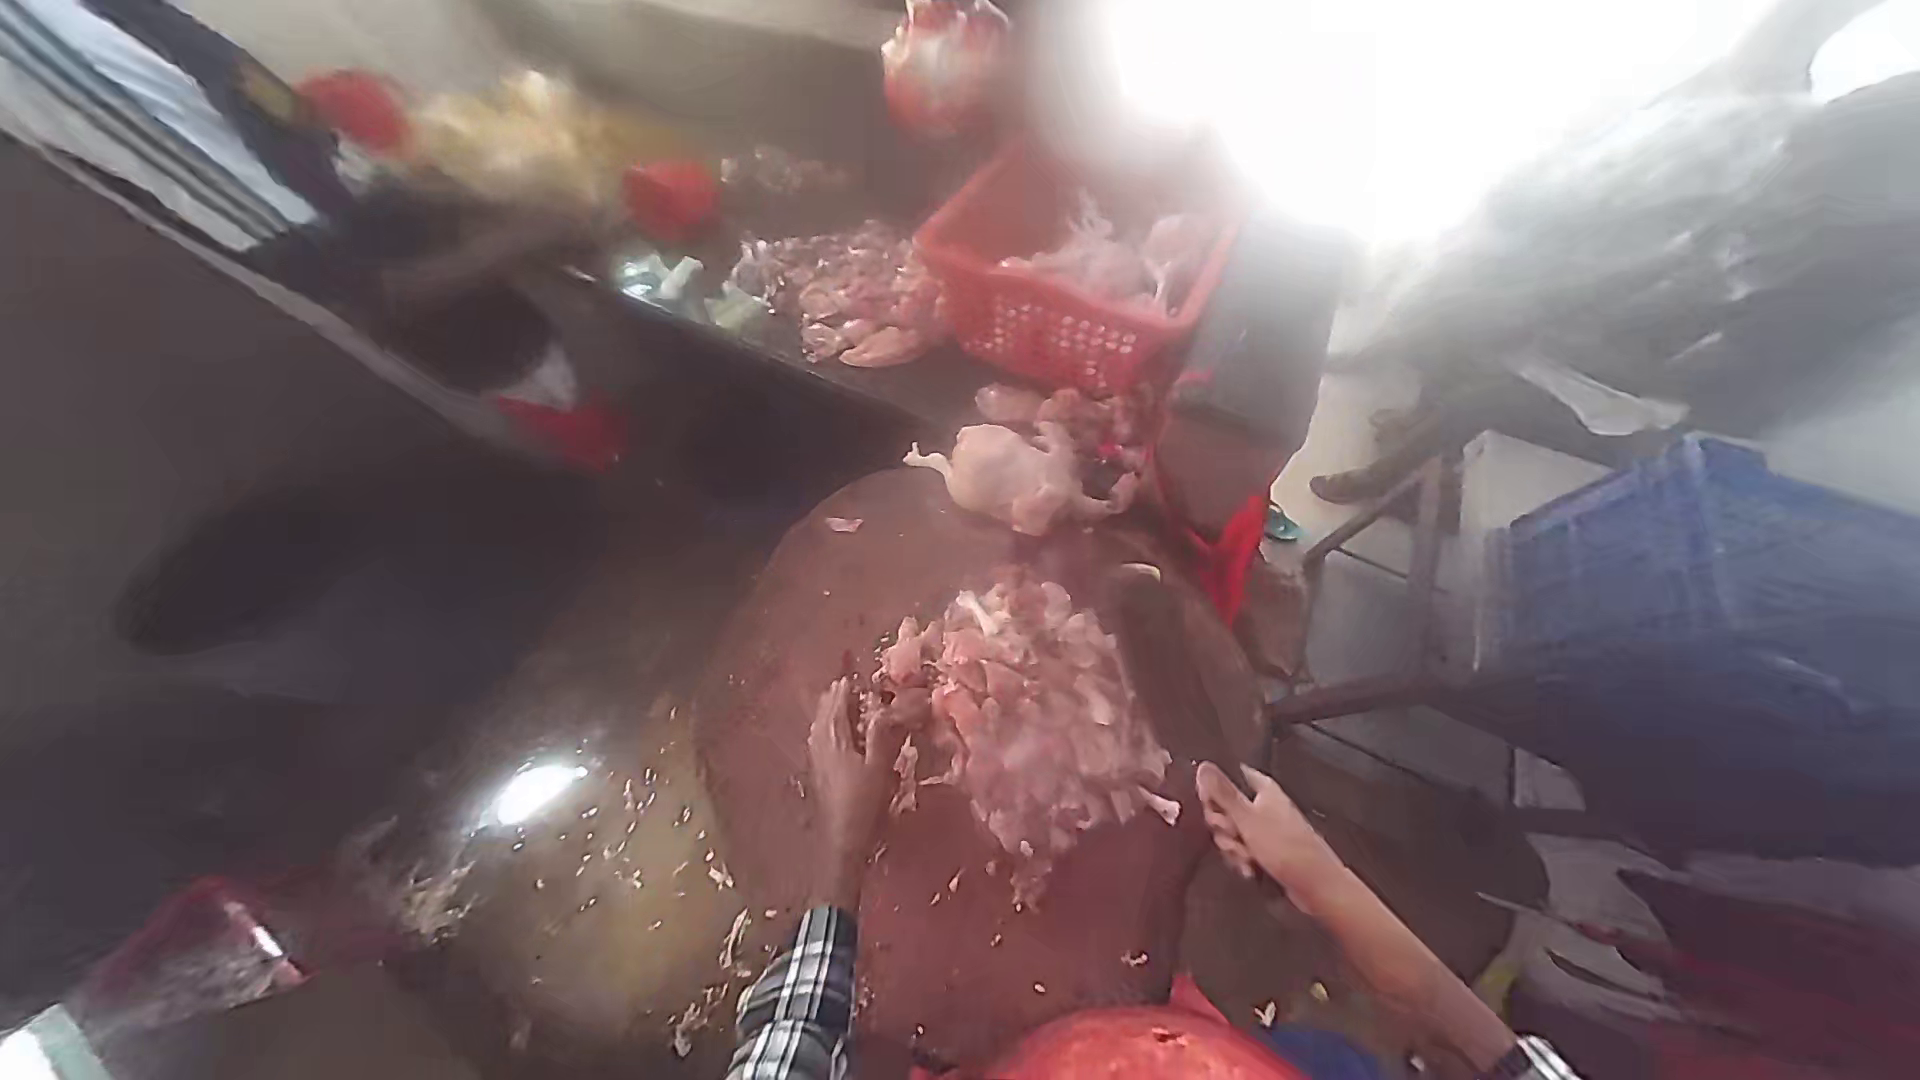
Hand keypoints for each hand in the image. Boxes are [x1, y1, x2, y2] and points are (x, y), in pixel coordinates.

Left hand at [808, 678, 925, 906]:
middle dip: (851, 694)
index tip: (880, 679)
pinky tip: (858, 737)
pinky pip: (828, 734)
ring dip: (847, 711)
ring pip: (828, 719)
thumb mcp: (879, 765)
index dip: (859, 682)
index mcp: (831, 731)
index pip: (840, 692)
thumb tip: (888, 703)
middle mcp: (817, 736)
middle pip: (830, 703)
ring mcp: (815, 752)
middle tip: (878, 694)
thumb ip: (883, 731)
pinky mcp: (818, 766)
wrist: (840, 844)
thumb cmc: (862, 803)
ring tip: (871, 712)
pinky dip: (842, 727)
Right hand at [1196, 761, 1341, 896]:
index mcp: (1262, 788)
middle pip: (1225, 807)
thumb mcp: (1247, 817)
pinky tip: (1249, 869)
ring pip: (1232, 831)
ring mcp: (1265, 829)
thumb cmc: (1286, 847)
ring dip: (1232, 847)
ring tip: (1246, 858)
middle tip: (1232, 835)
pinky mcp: (1267, 851)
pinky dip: (1242, 860)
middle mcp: (1263, 804)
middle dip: (1223, 827)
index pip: (1227, 776)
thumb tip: (1203, 764)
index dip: (1213, 790)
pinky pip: (1242, 849)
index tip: (1210, 805)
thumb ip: (1222, 792)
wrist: (1319, 890)